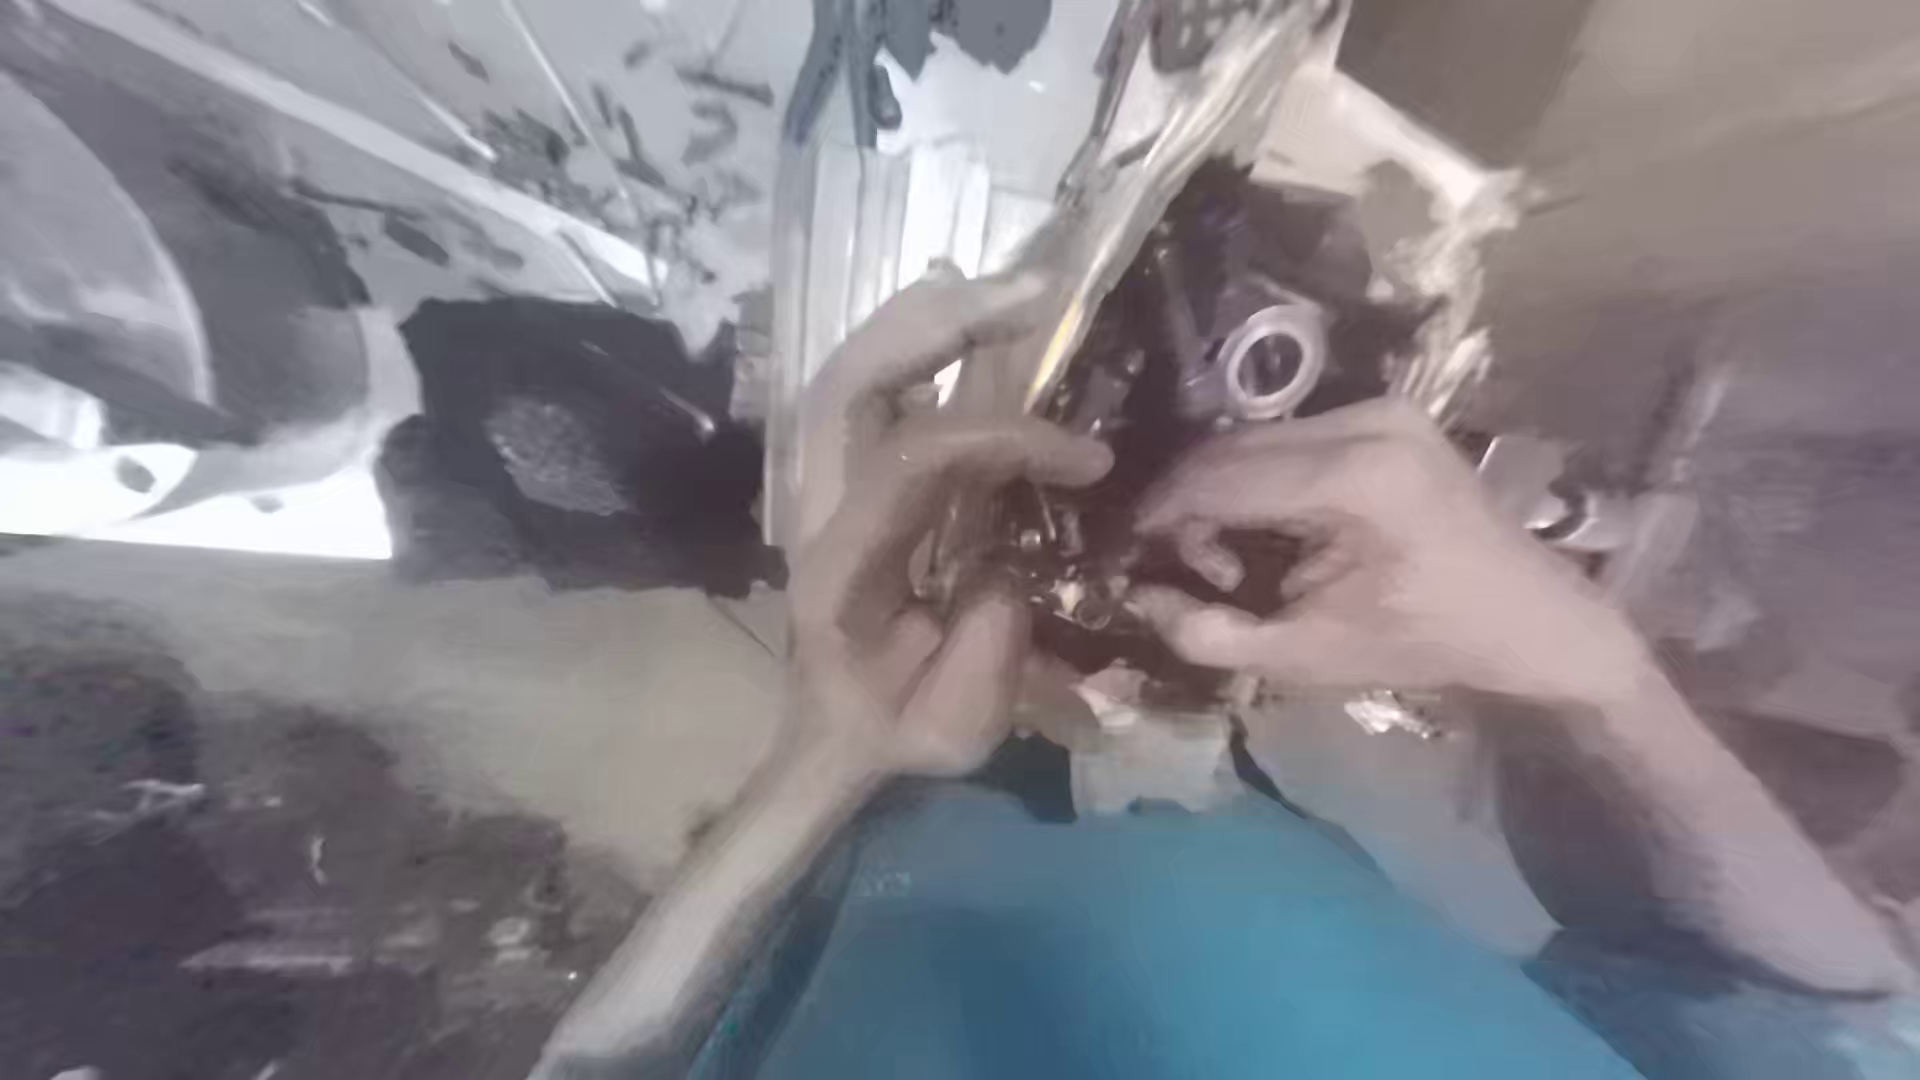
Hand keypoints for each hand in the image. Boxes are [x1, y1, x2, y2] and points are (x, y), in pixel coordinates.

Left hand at [789, 274, 1111, 777]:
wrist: (833, 731)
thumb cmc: (889, 732)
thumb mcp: (955, 727)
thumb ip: (990, 644)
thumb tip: (1012, 550)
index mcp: (840, 571)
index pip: (909, 461)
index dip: (1001, 438)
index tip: (1084, 458)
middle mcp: (816, 512)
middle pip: (848, 383)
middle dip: (936, 326)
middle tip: (1029, 296)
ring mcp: (823, 490)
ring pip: (851, 375)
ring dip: (926, 323)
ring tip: (1009, 295)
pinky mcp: (846, 483)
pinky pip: (874, 398)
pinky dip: (921, 353)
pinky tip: (973, 332)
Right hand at [1132, 399, 1645, 703]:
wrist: (1532, 621)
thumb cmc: (1418, 645)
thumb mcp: (1299, 657)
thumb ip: (1203, 633)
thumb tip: (1133, 594)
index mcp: (1355, 480)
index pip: (1217, 479)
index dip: (1159, 513)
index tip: (1127, 549)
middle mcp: (1364, 423)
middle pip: (1223, 451)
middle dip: (1183, 507)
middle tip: (1184, 565)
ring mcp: (1376, 410)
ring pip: (1242, 442)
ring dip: (1212, 495)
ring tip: (1226, 556)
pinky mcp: (1378, 413)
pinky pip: (1274, 441)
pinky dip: (1245, 482)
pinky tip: (1259, 527)